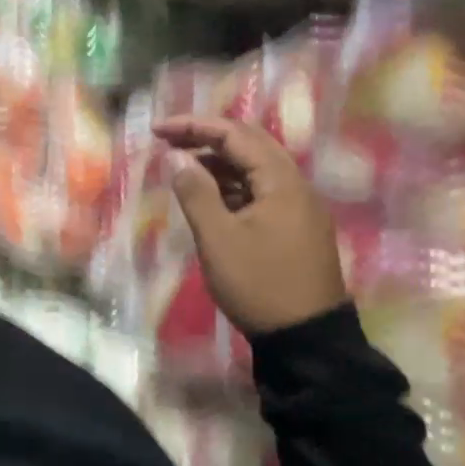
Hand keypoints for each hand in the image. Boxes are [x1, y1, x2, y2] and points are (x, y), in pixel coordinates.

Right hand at [153, 116, 347, 334]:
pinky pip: (260, 189)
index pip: (236, 135)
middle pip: (249, 144)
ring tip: (180, 167)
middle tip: (167, 140)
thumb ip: (195, 192)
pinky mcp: (295, 226)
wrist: (308, 340)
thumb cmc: (259, 284)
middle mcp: (296, 186)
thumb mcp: (218, 238)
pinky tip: (207, 194)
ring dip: (217, 160)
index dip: (193, 125)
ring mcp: (299, 207)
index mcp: (282, 182)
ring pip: (255, 167)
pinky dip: (230, 183)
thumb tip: (176, 157)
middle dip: (206, 136)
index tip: (156, 130)